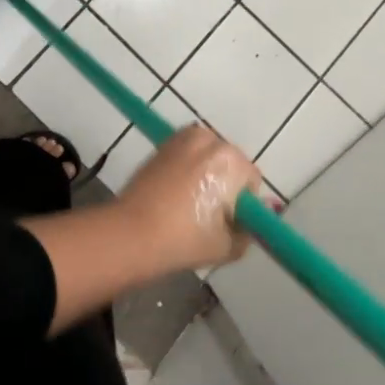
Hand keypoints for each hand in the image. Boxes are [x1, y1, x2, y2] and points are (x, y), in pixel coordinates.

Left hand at [118, 125, 262, 271]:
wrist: (132, 232)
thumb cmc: (184, 239)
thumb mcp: (228, 246)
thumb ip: (248, 231)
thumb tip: (248, 220)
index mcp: (230, 160)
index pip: (251, 180)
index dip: (243, 203)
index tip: (228, 221)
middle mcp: (209, 139)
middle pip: (230, 163)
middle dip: (226, 184)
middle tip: (209, 214)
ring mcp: (183, 137)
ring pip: (209, 156)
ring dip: (207, 173)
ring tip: (190, 202)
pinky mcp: (163, 143)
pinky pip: (188, 153)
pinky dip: (188, 167)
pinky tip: (176, 191)